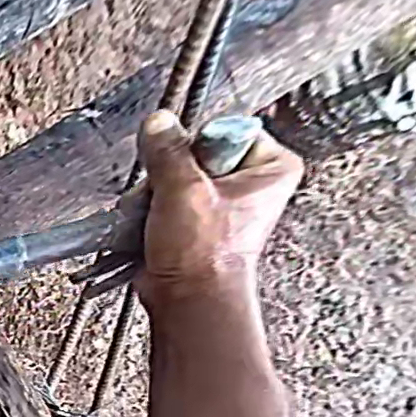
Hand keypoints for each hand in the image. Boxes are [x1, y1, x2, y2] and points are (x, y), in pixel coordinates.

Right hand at [133, 109, 303, 304]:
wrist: (185, 295)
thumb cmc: (201, 252)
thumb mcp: (183, 191)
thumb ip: (167, 154)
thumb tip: (157, 121)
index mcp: (270, 166)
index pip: (222, 134)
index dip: (190, 151)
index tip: (181, 174)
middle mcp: (248, 183)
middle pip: (189, 159)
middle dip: (162, 181)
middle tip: (162, 202)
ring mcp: (217, 205)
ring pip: (169, 183)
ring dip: (148, 200)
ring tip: (150, 220)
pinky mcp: (190, 223)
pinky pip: (160, 204)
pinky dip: (145, 215)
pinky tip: (144, 228)